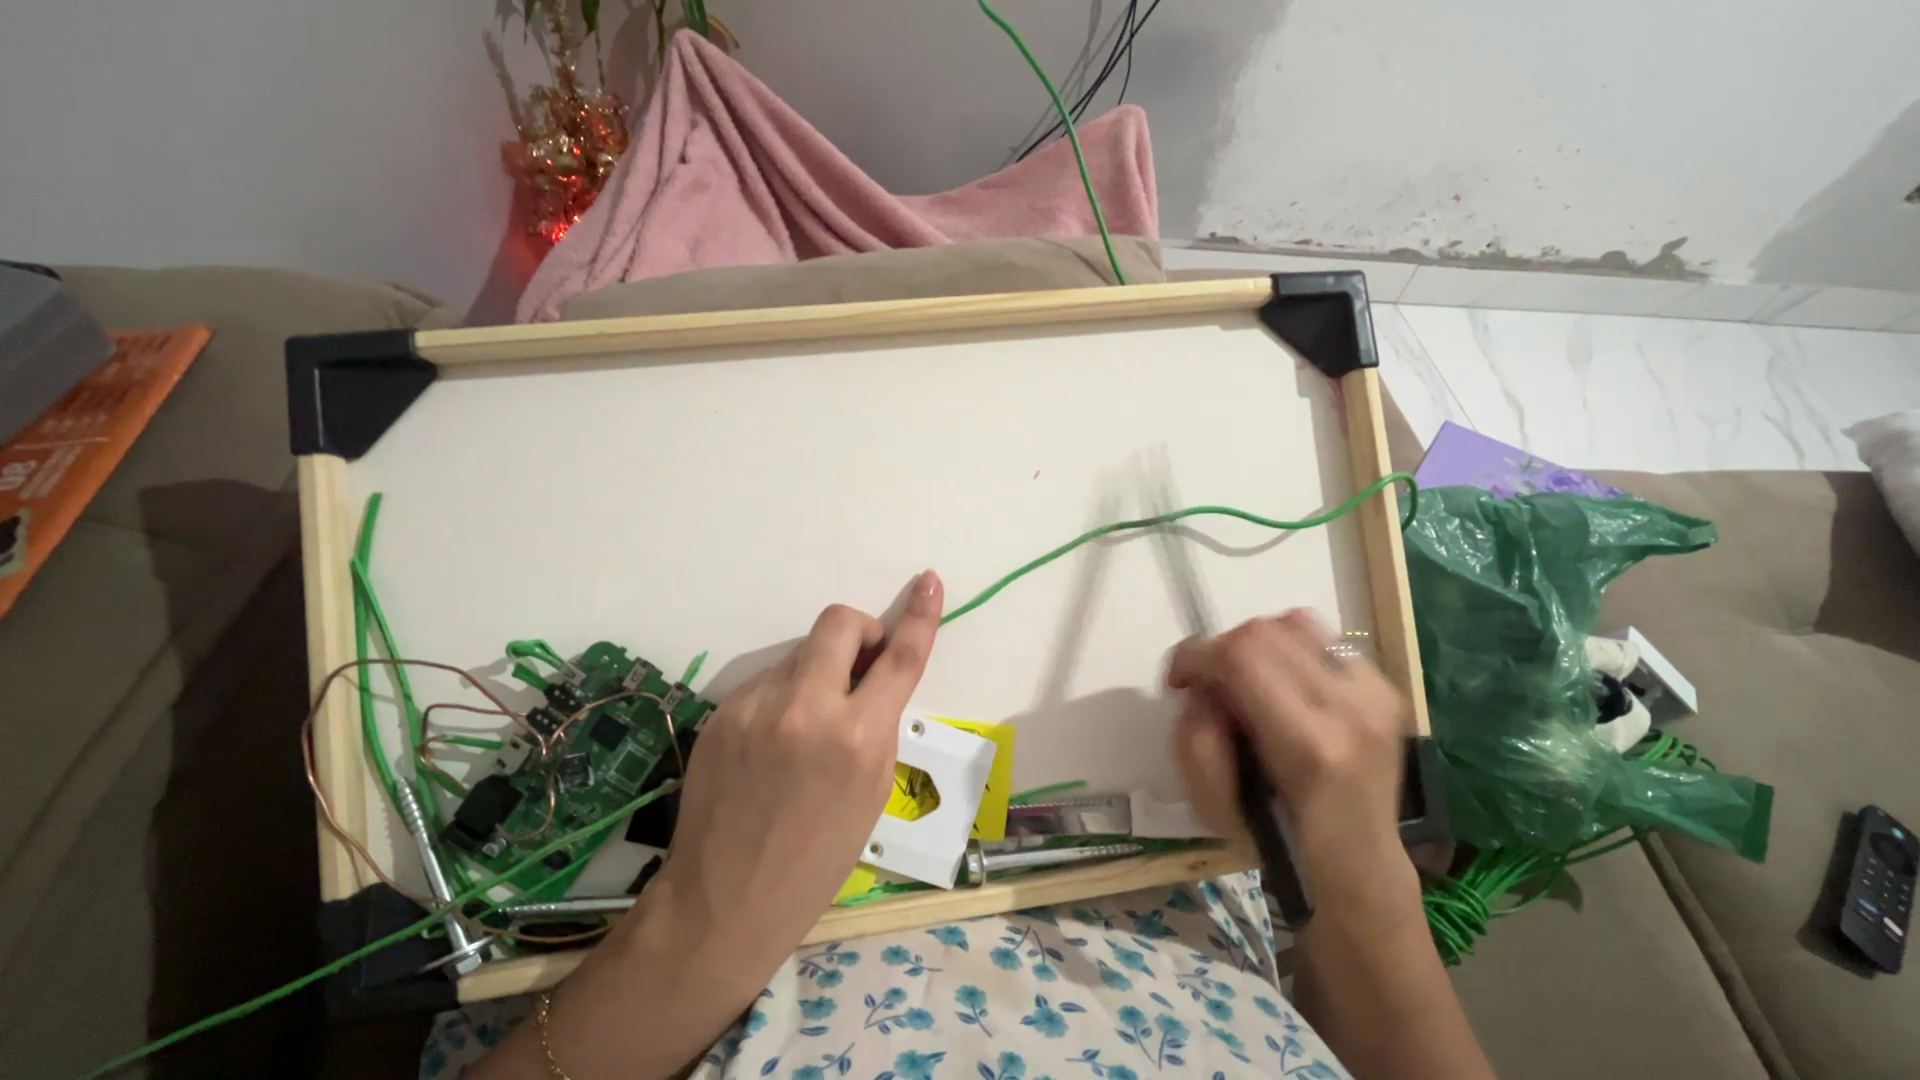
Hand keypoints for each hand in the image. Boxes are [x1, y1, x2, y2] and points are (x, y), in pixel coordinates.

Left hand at [649, 569, 944, 978]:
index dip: (920, 616)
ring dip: (816, 674)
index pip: (900, 658)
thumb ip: (877, 727)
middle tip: (860, 665)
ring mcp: (755, 706)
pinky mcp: (722, 713)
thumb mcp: (872, 795)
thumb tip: (869, 681)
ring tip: (806, 729)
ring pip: (799, 655)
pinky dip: (781, 699)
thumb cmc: (816, 861)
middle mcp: (806, 708)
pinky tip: (771, 746)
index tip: (928, 583)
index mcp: (857, 738)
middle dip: (859, 632)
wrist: (726, 900)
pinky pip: (765, 684)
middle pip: (839, 623)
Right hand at [1166, 610, 1414, 907]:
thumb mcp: (1214, 803)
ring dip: (1258, 644)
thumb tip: (1203, 683)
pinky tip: (1290, 684)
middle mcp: (1351, 708)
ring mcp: (1376, 694)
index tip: (1179, 680)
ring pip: (1294, 622)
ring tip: (1250, 679)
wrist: (1358, 859)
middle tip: (1210, 684)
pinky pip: (1327, 637)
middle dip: (1220, 650)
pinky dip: (1294, 649)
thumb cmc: (1278, 840)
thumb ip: (1197, 733)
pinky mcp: (1388, 687)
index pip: (1240, 657)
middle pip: (1263, 631)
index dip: (1195, 656)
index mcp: (1309, 744)